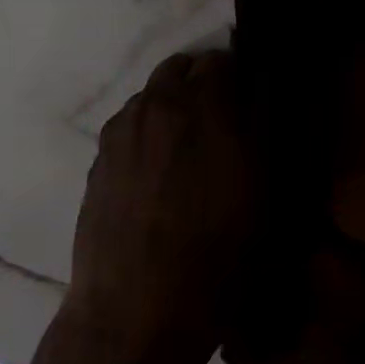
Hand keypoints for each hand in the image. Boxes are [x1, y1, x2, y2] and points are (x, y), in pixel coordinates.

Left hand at [66, 49, 254, 360]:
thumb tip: (259, 99)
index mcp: (206, 107)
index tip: (251, 94)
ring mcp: (122, 128)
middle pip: (181, 67)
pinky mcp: (99, 155)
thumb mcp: (265, 195)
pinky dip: (146, 128)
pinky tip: (155, 167)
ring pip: (150, 94)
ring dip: (171, 103)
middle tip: (221, 115)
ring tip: (186, 143)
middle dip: (203, 80)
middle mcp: (160, 105)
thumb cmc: (220, 256)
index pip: (224, 60)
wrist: (140, 302)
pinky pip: (128, 123)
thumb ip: (262, 134)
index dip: (241, 74)